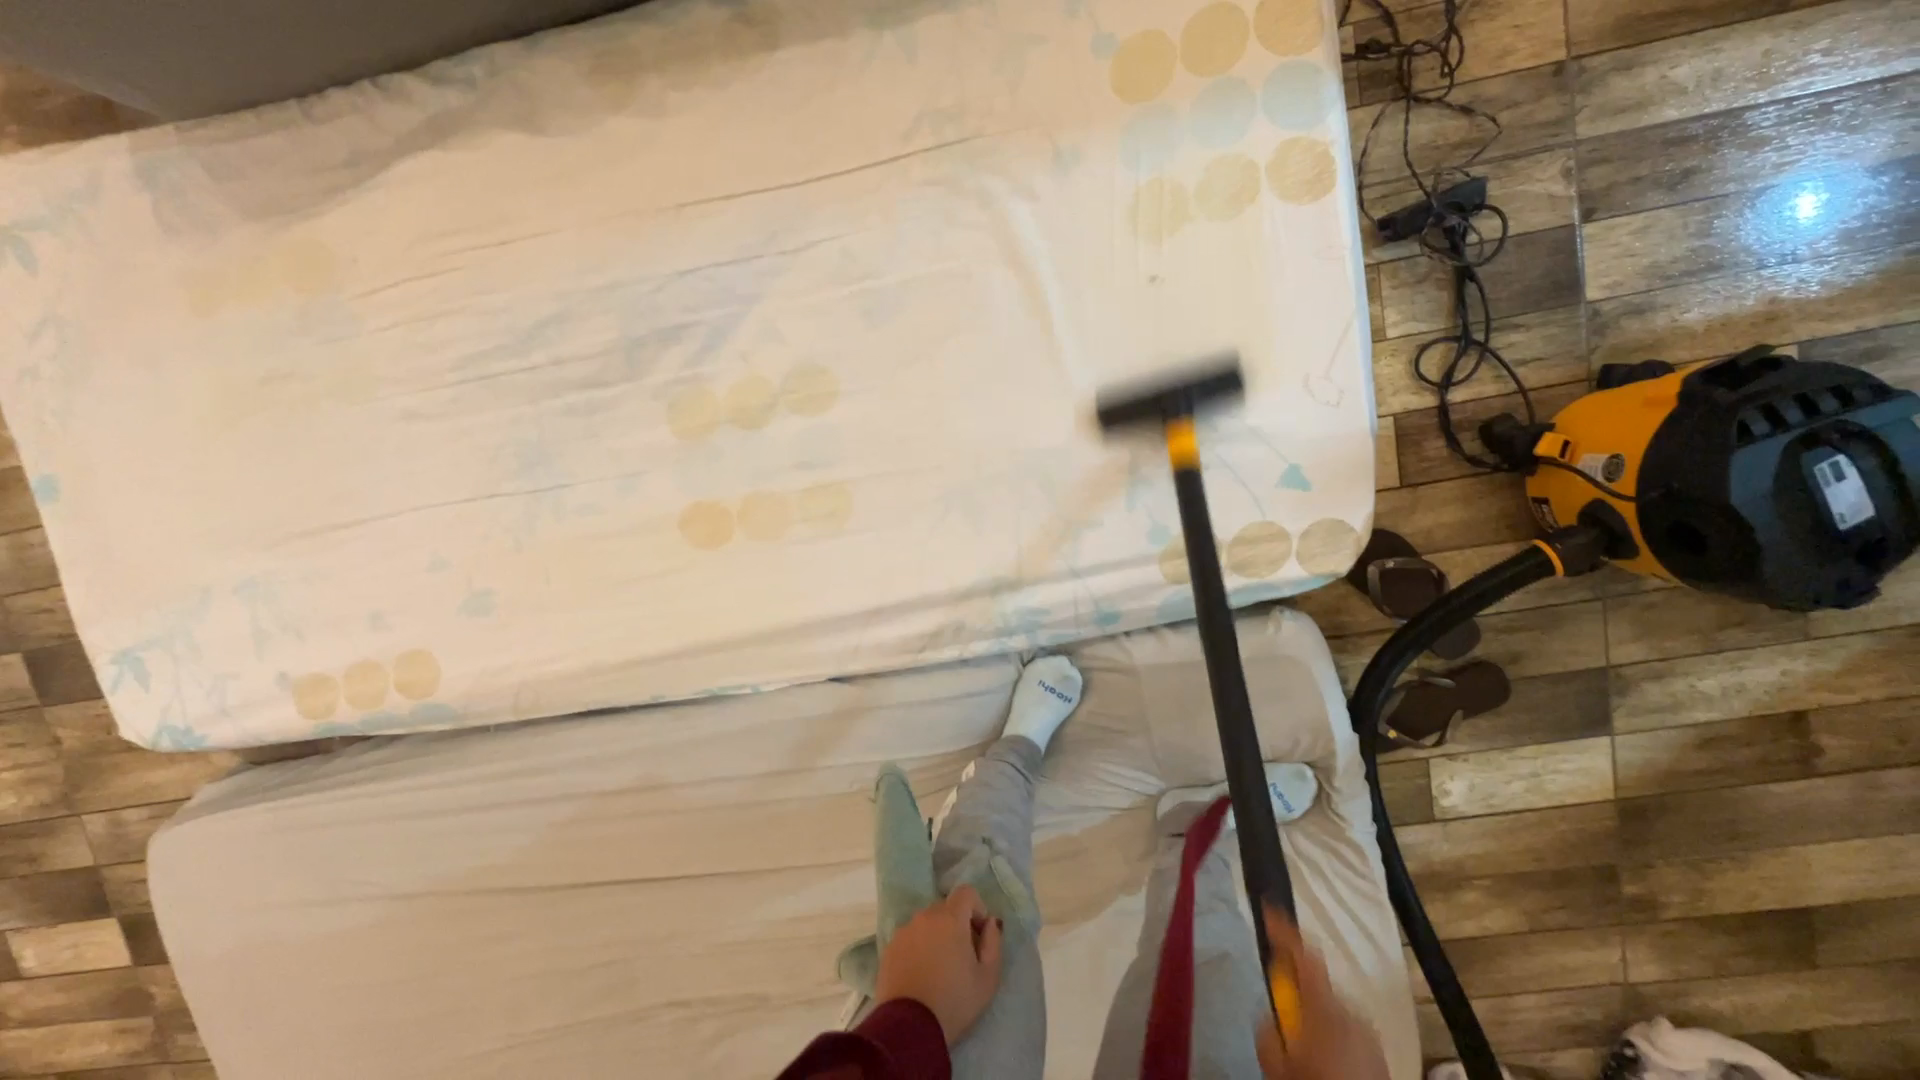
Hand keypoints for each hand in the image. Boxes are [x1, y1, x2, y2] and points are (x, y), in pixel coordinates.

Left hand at [874, 885, 1004, 1044]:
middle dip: (958, 924)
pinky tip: (922, 975)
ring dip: (937, 935)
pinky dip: (919, 948)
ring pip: (926, 923)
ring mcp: (903, 932)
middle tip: (963, 956)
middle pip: (946, 908)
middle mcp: (924, 917)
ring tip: (941, 968)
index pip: (966, 892)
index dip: (977, 908)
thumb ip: (994, 943)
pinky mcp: (889, 949)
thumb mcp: (988, 977)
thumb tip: (991, 922)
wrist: (909, 1027)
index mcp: (950, 918)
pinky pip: (910, 938)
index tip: (979, 935)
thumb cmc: (954, 1001)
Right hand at [1255, 906, 1390, 1079]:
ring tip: (1302, 1044)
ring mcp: (1368, 1031)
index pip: (1305, 956)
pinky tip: (1323, 1058)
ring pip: (1331, 1008)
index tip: (1269, 909)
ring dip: (1313, 1014)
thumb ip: (1268, 1029)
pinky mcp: (1378, 1050)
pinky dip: (1330, 1033)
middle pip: (1316, 984)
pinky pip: (1346, 1028)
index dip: (1286, 930)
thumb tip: (1272, 1012)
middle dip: (1296, 988)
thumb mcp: (1277, 1063)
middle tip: (1280, 1007)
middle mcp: (1351, 1012)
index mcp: (1325, 1009)